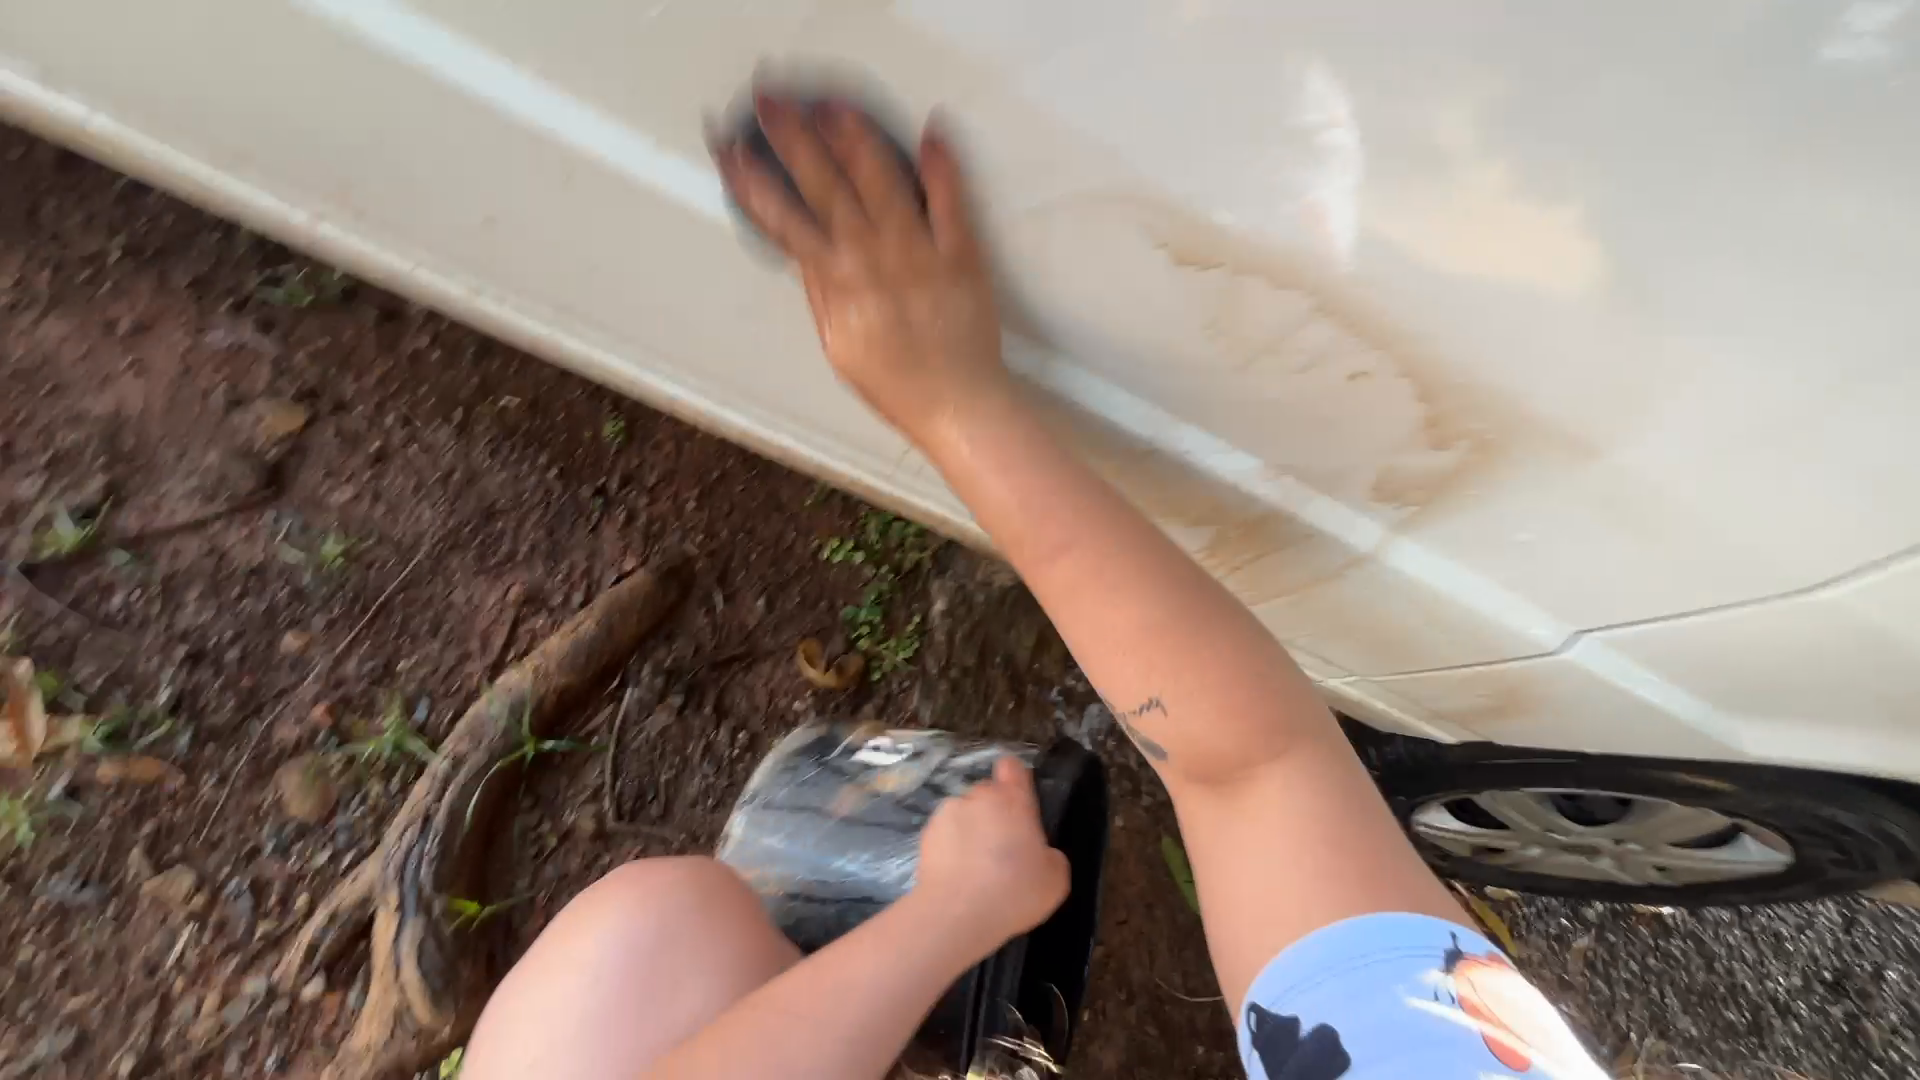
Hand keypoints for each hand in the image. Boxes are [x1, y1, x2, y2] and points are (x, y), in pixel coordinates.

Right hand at [712, 93, 1015, 451]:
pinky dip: (941, 164)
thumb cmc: (897, 386)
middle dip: (793, 137)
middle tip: (772, 100)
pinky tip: (930, 133)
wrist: (957, 404)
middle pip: (826, 185)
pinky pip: (950, 199)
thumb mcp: (840, 348)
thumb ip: (821, 295)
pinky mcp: (962, 253)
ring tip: (833, 105)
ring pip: (882, 178)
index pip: (785, 222)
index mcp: (839, 285)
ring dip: (854, 135)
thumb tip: (807, 252)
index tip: (732, 153)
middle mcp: (874, 259)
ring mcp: (919, 252)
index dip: (754, 184)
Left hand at [914, 756, 1070, 954]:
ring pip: (965, 813)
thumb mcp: (1055, 878)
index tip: (1020, 804)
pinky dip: (950, 847)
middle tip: (1002, 849)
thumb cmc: (1013, 891)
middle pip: (988, 793)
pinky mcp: (926, 833)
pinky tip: (957, 875)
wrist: (956, 915)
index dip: (1016, 780)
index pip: (1012, 766)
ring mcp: (949, 812)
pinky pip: (945, 833)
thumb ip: (1050, 853)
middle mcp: (979, 796)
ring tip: (975, 867)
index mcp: (1013, 800)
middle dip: (995, 813)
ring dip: (971, 830)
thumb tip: (1039, 853)